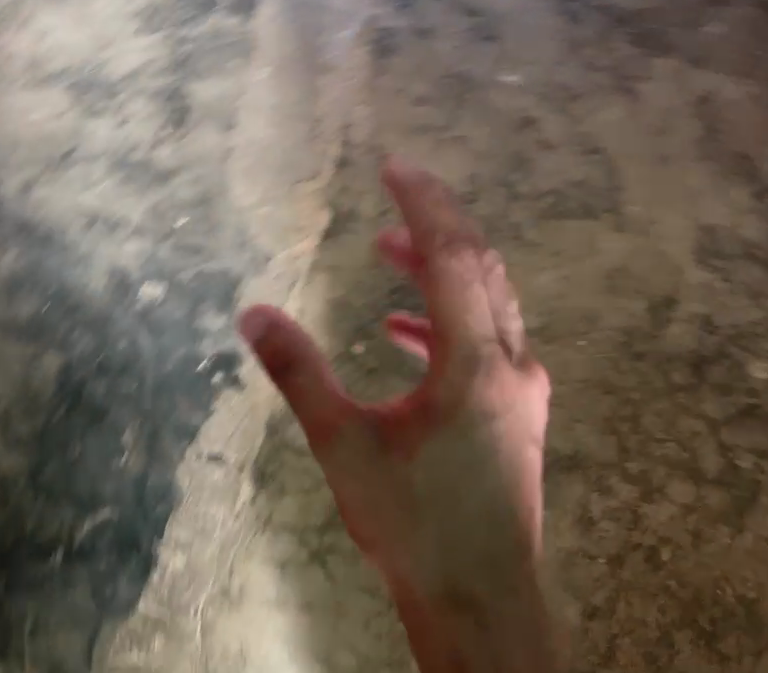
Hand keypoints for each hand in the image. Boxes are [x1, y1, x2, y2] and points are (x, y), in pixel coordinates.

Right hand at [238, 158, 549, 610]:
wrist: (480, 600)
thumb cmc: (412, 519)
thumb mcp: (341, 440)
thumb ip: (298, 370)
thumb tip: (250, 310)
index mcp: (473, 365)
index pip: (453, 261)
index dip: (424, 207)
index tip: (394, 166)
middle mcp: (509, 368)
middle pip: (482, 272)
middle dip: (437, 224)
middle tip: (396, 186)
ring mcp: (517, 394)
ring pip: (487, 306)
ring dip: (439, 268)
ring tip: (387, 248)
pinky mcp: (509, 417)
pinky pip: (482, 341)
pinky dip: (439, 318)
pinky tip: (397, 332)